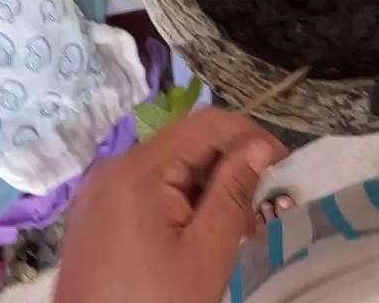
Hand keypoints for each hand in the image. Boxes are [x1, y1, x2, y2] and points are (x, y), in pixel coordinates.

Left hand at [54, 108, 286, 302]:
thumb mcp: (205, 254)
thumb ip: (233, 193)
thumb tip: (261, 146)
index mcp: (140, 168)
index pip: (205, 124)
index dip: (248, 135)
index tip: (283, 162)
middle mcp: (115, 166)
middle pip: (185, 144)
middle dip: (229, 166)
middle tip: (264, 203)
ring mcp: (100, 189)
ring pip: (167, 167)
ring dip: (205, 186)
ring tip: (237, 225)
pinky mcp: (95, 213)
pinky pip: (145, 189)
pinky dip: (177, 200)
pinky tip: (198, 233)